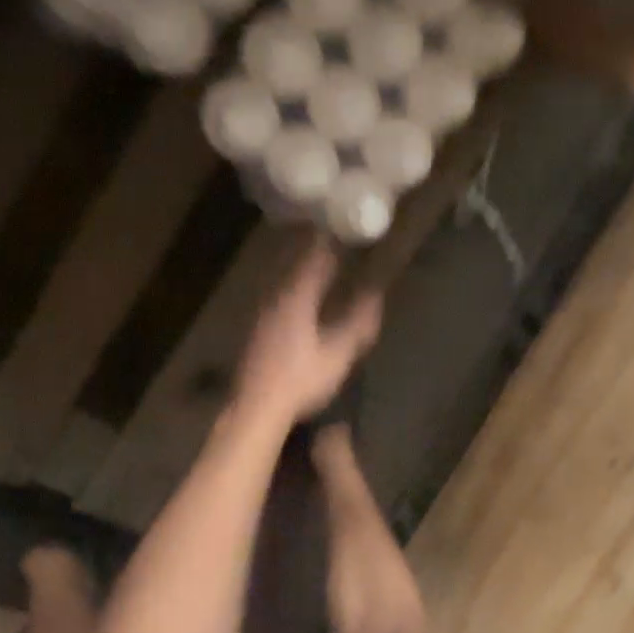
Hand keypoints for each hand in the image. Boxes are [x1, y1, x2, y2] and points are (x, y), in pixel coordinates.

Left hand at [235, 238, 381, 422]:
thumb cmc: (300, 379)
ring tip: (319, 260)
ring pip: (284, 277)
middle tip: (333, 237)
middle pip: (295, 261)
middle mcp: (276, 296)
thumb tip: (377, 296)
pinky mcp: (257, 327)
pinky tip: (301, 294)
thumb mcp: (338, 353)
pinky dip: (292, 285)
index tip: (344, 226)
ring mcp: (262, 311)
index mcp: (297, 296)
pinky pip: (278, 293)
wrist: (256, 406)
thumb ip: (359, 322)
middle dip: (314, 248)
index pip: (315, 255)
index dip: (330, 239)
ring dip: (301, 266)